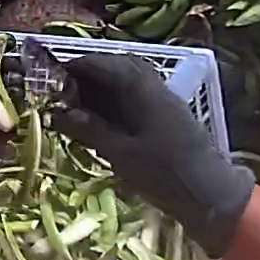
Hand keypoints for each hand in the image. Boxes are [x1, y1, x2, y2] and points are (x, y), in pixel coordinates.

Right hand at [52, 54, 255, 254]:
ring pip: (124, 79)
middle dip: (85, 76)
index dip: (72, 68)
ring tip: (76, 104)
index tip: (48, 80)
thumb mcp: (119, 153)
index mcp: (138, 86)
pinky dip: (114, 99)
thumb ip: (89, 129)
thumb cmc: (164, 174)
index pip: (98, 64)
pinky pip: (134, 93)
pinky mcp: (166, 111)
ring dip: (100, 87)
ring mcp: (161, 96)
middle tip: (60, 93)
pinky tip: (100, 117)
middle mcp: (151, 83)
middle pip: (112, 66)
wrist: (211, 195)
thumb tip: (58, 114)